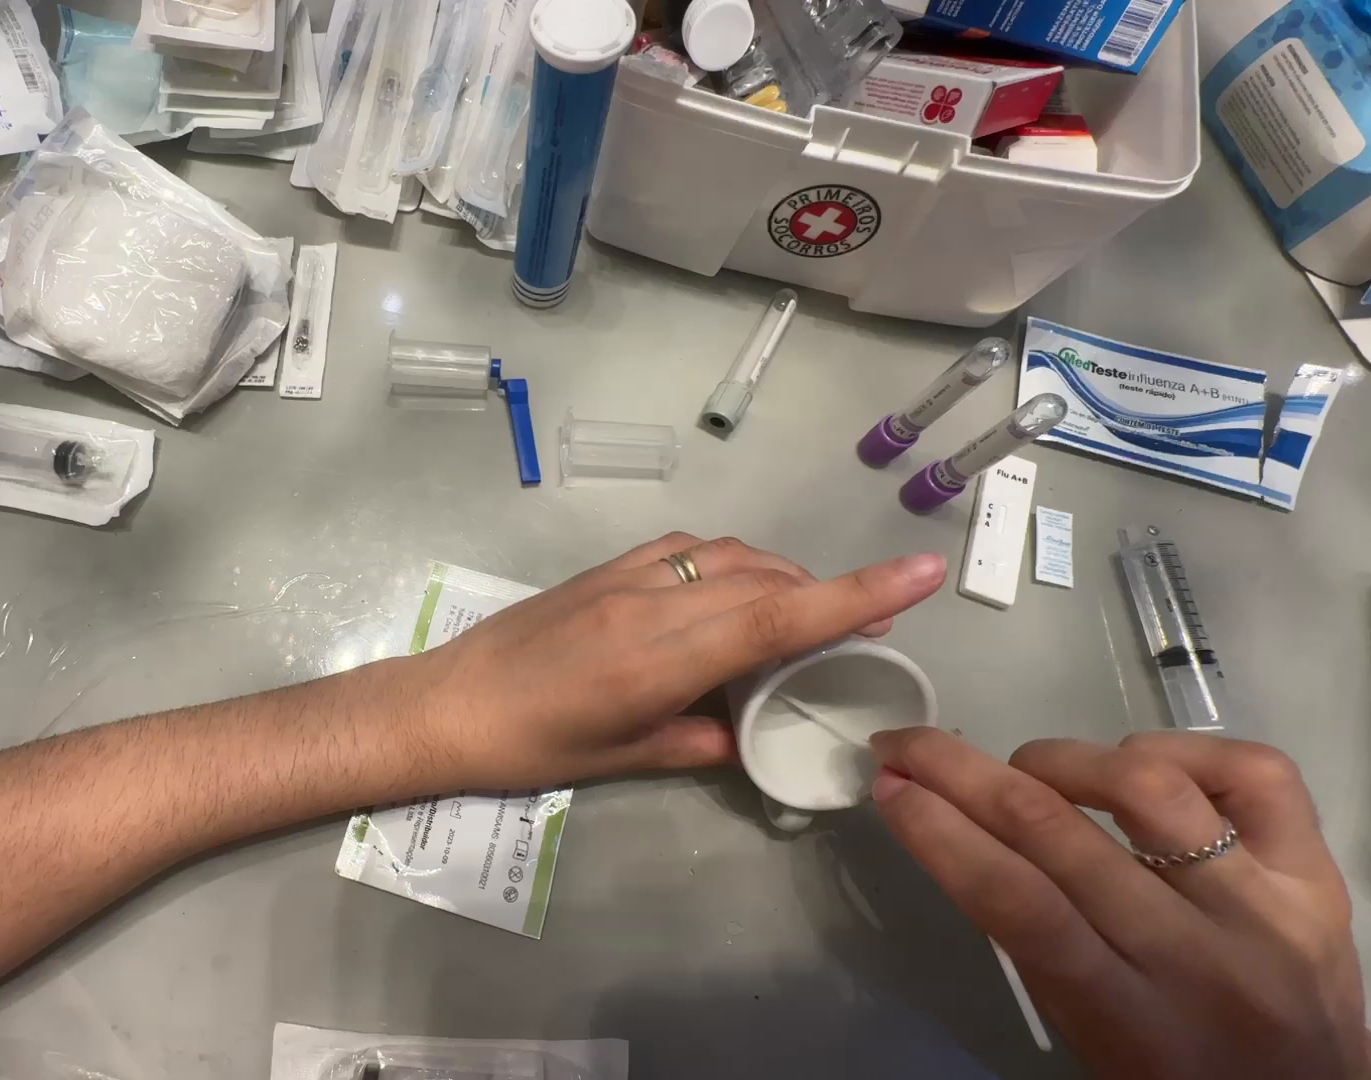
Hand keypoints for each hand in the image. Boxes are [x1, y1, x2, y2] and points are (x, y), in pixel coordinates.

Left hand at [402, 533, 944, 790]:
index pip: (776, 619)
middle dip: (822, 593)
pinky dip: (723, 560)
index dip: (855, 594)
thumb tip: (747, 731)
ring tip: (795, 608)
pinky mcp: (599, 569)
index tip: (920, 571)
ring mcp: (621, 577)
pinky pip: (682, 549)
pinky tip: (725, 587)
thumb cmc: (531, 746)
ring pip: (725, 554)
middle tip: (857, 623)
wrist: (450, 702)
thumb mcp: (622, 758)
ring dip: (774, 573)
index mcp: (659, 660)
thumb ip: (698, 741)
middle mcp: (649, 603)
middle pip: (761, 580)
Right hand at [870, 728, 1370, 1078]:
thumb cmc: (1151, 1056)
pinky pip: (1254, 773)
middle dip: (953, 769)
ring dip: (1050, 758)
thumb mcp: (1065, 1011)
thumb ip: (1009, 913)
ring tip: (1024, 769)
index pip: (1015, 900)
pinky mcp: (1322, 875)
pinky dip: (1174, 747)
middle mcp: (1204, 958)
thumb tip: (925, 803)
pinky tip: (1133, 762)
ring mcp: (1273, 910)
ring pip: (1144, 786)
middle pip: (1055, 830)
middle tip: (901, 745)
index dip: (936, 829)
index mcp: (1128, 1013)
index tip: (885, 783)